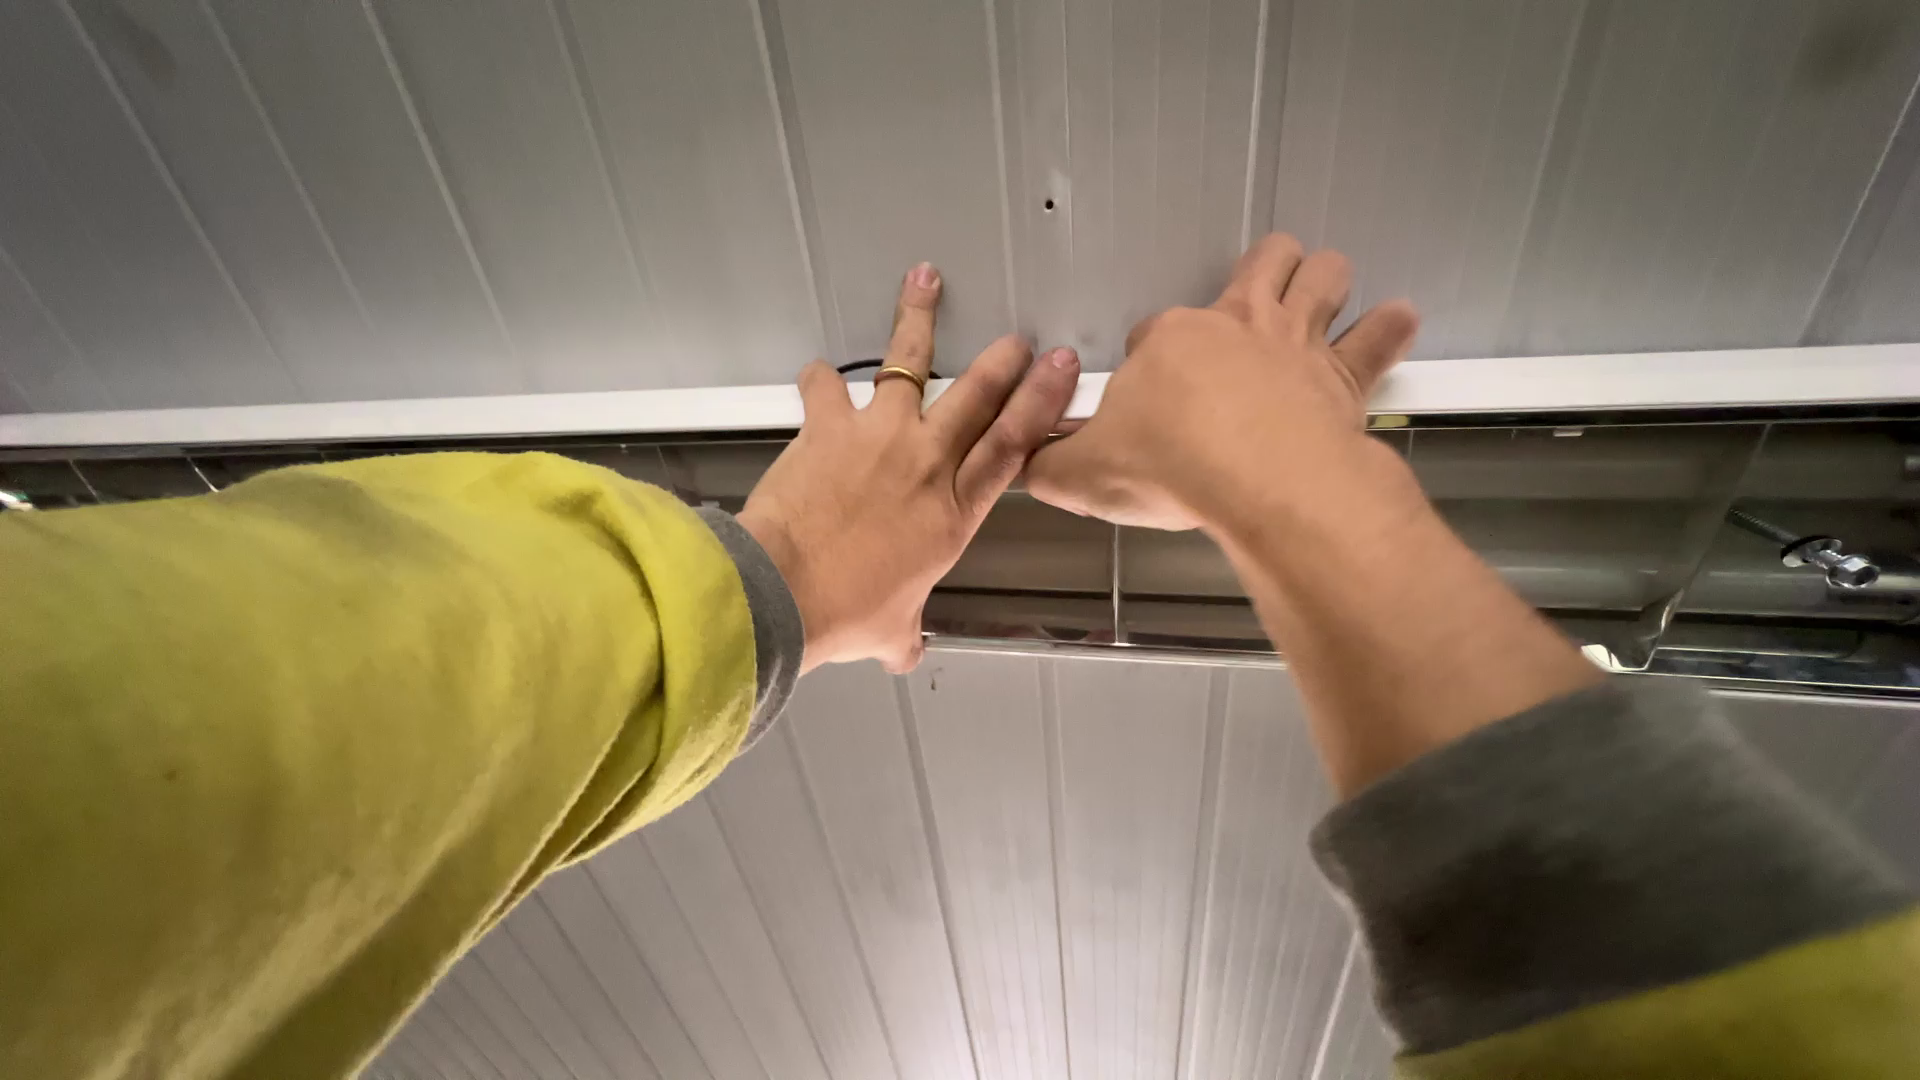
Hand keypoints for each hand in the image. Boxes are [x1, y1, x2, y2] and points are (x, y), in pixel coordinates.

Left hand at [738, 263, 1079, 672]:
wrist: (783, 593)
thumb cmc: (847, 613)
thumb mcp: (890, 632)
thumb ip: (905, 636)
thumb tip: (906, 653)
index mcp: (953, 512)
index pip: (1011, 447)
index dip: (1041, 403)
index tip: (1061, 368)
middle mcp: (925, 463)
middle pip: (976, 398)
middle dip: (1003, 362)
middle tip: (1020, 337)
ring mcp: (878, 437)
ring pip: (910, 367)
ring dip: (918, 321)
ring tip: (924, 280)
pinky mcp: (828, 426)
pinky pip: (826, 388)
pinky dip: (822, 379)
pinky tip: (818, 370)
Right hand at [1026, 233, 1417, 532]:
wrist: (1254, 482)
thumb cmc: (1165, 469)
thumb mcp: (1079, 476)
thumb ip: (1047, 467)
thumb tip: (1023, 465)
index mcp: (1168, 342)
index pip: (1152, 333)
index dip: (1148, 358)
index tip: (1148, 398)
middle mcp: (1234, 325)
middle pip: (1256, 268)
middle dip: (1257, 275)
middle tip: (1252, 300)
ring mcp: (1294, 342)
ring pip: (1321, 274)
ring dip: (1321, 278)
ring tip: (1320, 291)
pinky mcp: (1343, 374)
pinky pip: (1376, 336)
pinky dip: (1386, 327)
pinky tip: (1393, 321)